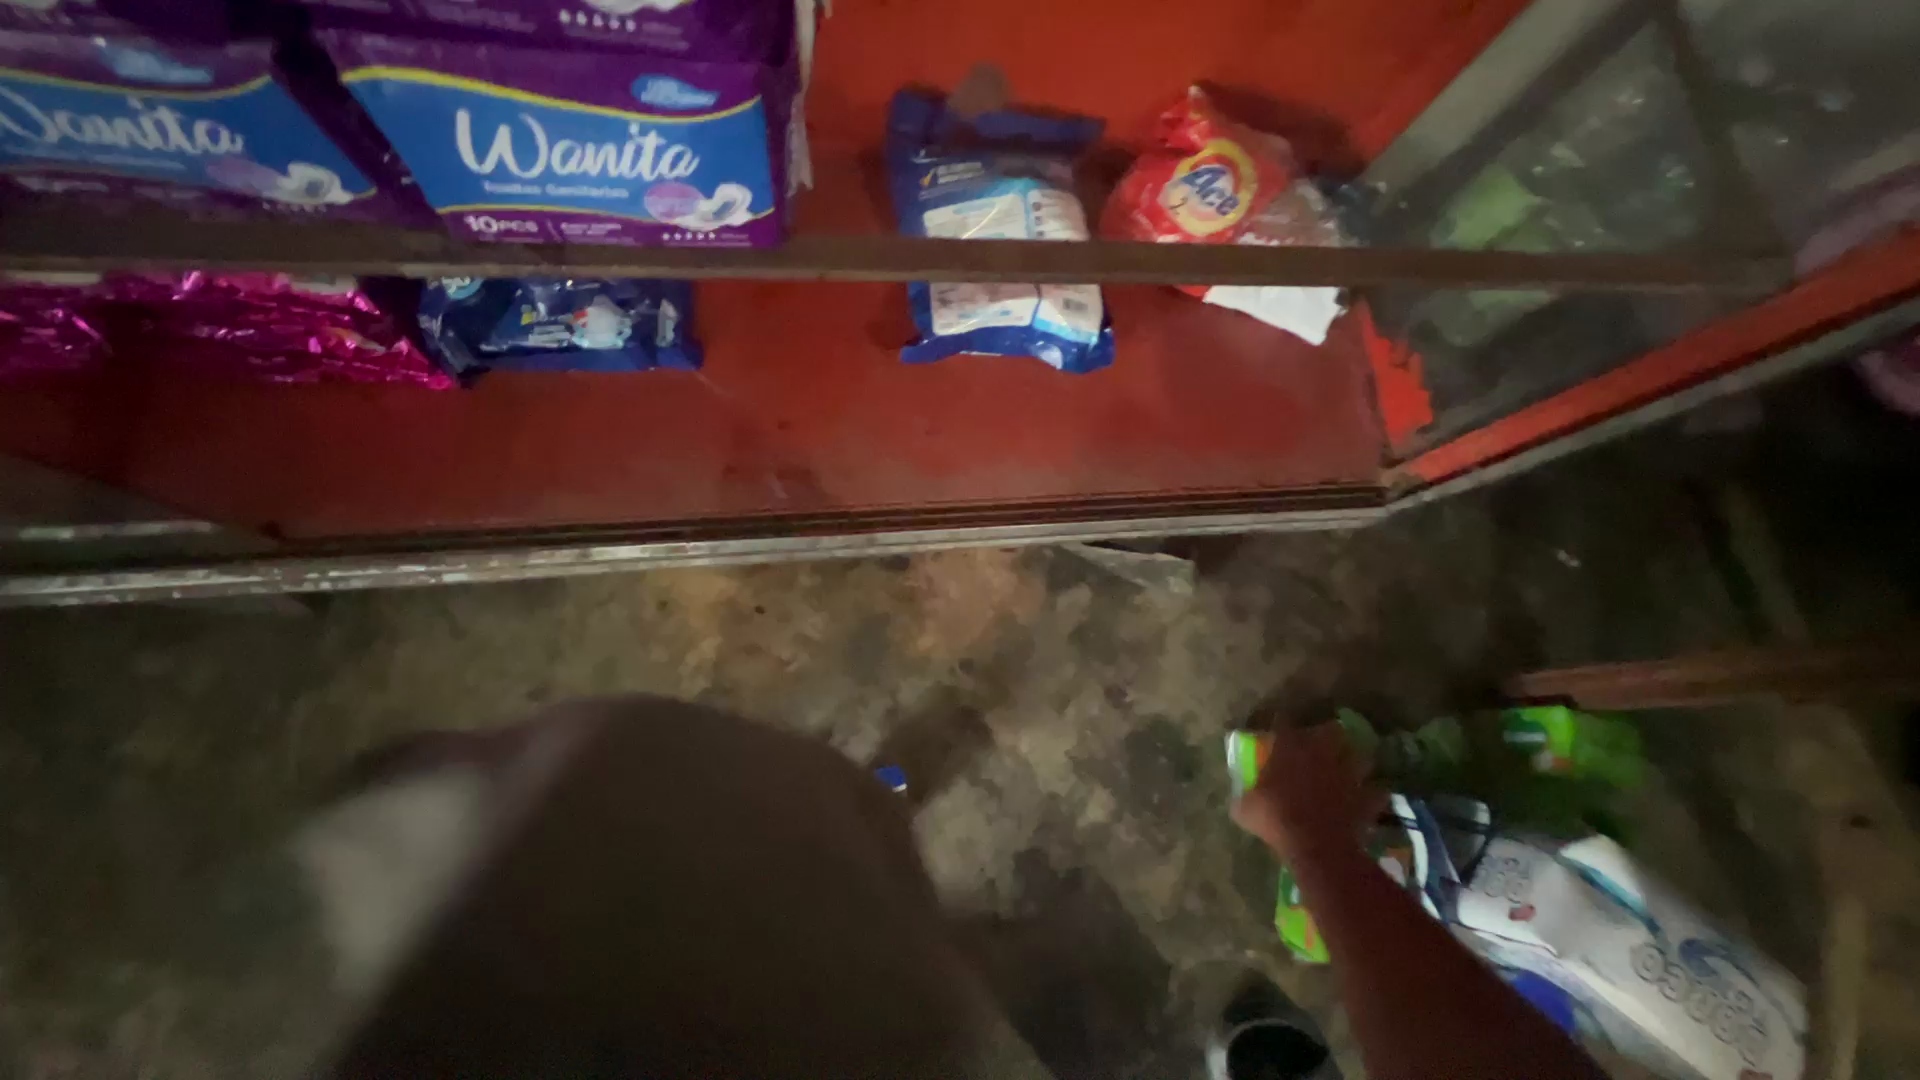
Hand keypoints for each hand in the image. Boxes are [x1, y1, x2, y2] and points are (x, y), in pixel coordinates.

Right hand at [1231, 723, 1385, 858]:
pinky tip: (1368, 798)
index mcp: (1288, 749)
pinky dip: (1374, 794)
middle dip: (1329, 734)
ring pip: (1361, 756)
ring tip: (1352, 766)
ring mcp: (1347, 774)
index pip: (1283, 722)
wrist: (1315, 844)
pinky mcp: (1366, 797)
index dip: (1282, 722)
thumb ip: (1245, 797)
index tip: (1280, 724)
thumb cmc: (1275, 819)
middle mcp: (1320, 753)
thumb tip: (1240, 799)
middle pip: (1330, 730)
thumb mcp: (1244, 809)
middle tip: (1324, 741)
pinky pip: (1377, 792)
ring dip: (1356, 760)